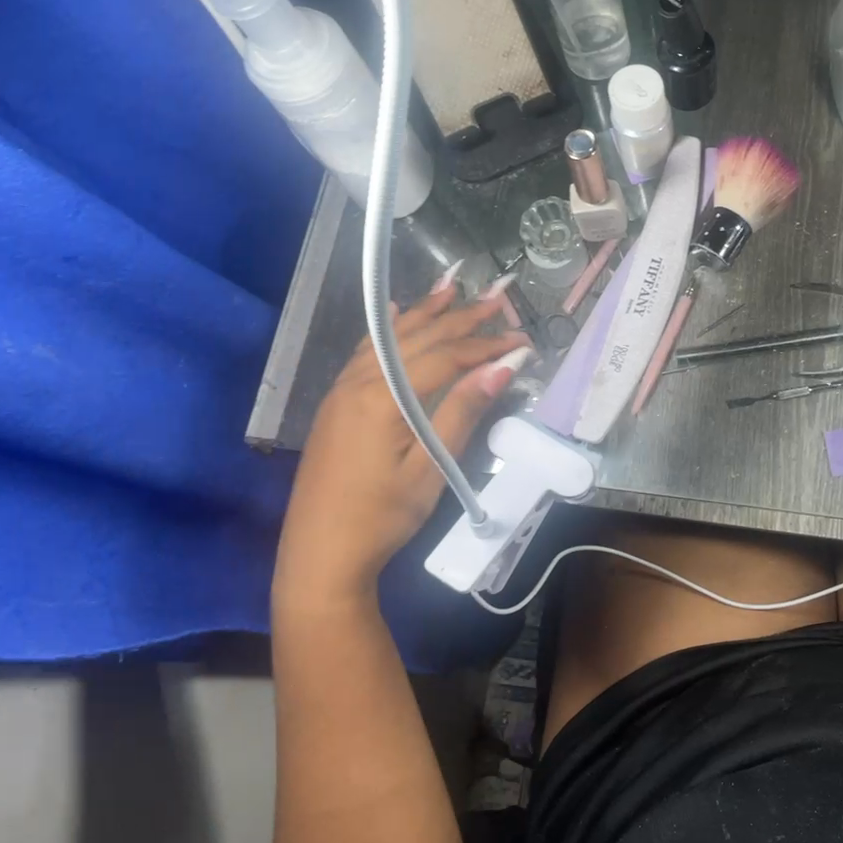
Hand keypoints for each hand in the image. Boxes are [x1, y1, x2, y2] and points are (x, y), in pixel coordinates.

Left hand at [275, 285, 531, 605]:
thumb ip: (462, 412)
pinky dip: (386, 329)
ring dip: (425, 314)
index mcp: (384, 399)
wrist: (320, 555)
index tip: (522, 339)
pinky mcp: (336, 404)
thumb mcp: (430, 469)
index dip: (485, 346)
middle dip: (461, 318)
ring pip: (389, 339)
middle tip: (497, 299)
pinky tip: (395, 313)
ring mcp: (342, 391)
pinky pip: (364, 352)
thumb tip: (502, 367)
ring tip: (453, 288)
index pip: (445, 358)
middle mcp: (359, 383)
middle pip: (417, 339)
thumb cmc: (382, 517)